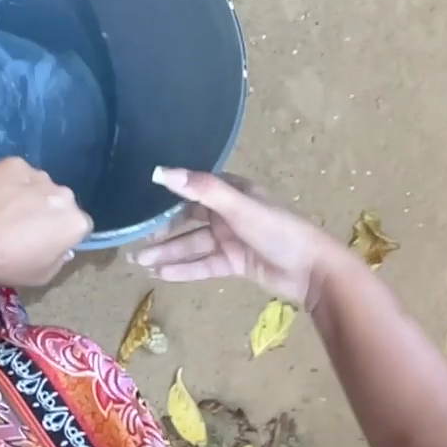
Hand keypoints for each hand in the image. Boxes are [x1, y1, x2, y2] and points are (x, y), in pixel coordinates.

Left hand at [0, 158, 92, 287]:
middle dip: (46, 211)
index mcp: (75, 223)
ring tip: (0, 210)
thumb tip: (59, 246)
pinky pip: (17, 174)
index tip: (42, 242)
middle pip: (60, 202)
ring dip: (28, 195)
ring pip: (39, 186)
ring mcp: (38, 174)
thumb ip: (58, 259)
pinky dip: (8, 182)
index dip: (60, 235)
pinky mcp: (13, 163)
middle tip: (20, 226)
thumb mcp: (40, 277)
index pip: (78, 226)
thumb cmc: (2, 262)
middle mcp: (64, 194)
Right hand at [130, 168, 351, 306]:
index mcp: (230, 192)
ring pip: (191, 245)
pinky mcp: (235, 263)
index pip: (190, 191)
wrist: (314, 272)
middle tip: (132, 242)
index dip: (164, 196)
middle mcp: (227, 214)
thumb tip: (160, 172)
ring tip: (138, 262)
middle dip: (160, 232)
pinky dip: (183, 269)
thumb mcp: (238, 207)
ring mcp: (230, 239)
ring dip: (166, 253)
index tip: (137, 202)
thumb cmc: (278, 231)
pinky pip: (203, 264)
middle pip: (186, 222)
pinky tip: (161, 274)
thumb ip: (201, 189)